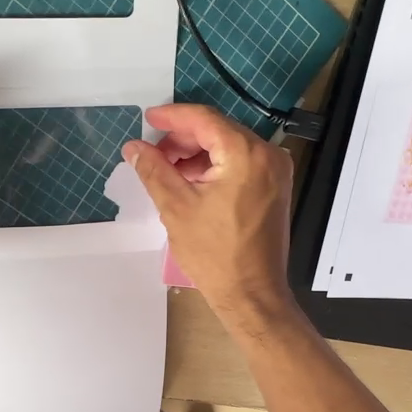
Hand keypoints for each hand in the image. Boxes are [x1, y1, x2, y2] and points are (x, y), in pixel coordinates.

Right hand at [123, 104, 295, 324]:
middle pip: (218, 131)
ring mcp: (276, 172)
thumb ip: (154, 171)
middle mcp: (268, 155)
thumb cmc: (214, 255)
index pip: (204, 120)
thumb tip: (134, 147)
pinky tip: (192, 183)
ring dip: (198, 155)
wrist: (251, 294)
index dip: (172, 117)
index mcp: (245, 154)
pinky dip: (216, 168)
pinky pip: (241, 165)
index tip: (148, 119)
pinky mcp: (275, 189)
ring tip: (168, 172)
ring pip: (229, 148)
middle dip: (183, 140)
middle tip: (154, 154)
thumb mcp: (176, 209)